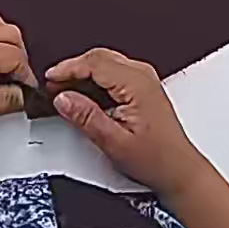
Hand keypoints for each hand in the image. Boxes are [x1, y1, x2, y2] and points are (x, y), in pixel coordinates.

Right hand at [47, 50, 213, 199]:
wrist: (178, 169)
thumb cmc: (155, 158)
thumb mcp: (114, 142)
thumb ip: (86, 117)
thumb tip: (63, 99)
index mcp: (136, 83)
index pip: (95, 63)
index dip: (68, 68)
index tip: (50, 77)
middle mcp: (142, 75)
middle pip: (99, 57)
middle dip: (73, 68)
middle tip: (52, 85)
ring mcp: (144, 79)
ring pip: (106, 62)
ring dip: (83, 72)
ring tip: (63, 90)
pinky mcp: (142, 86)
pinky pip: (114, 71)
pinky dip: (95, 78)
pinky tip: (83, 94)